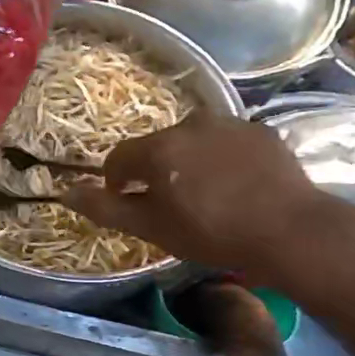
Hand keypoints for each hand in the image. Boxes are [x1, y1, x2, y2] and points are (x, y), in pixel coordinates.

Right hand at [60, 117, 336, 283]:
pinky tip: (235, 187)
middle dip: (155, 172)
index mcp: (158, 148)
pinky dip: (222, 160)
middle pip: (157, 147)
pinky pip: (226, 143)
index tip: (129, 206)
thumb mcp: (150, 227)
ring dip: (189, 163)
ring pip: (193, 142)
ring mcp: (230, 123)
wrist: (288, 230)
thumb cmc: (210, 232)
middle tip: (170, 206)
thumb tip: (66, 192)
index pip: (118, 159)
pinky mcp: (261, 131)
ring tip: (206, 196)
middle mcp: (190, 123)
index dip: (116, 184)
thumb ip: (105, 208)